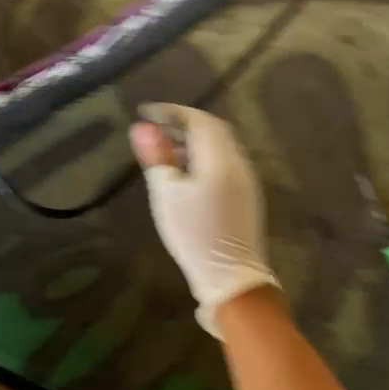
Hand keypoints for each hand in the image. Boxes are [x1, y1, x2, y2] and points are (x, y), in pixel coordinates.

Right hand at [130, 104, 279, 335]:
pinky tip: (185, 175)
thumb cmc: (194, 233)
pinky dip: (203, 159)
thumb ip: (156, 157)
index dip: (171, 112)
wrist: (231, 277)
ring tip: (165, 151)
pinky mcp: (246, 198)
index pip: (198, 119)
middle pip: (213, 131)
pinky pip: (224, 165)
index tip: (145, 113)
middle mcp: (238, 163)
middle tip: (156, 129)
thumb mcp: (167, 194)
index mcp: (220, 158)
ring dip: (193, 143)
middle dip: (183, 124)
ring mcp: (246, 181)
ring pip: (220, 148)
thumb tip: (142, 127)